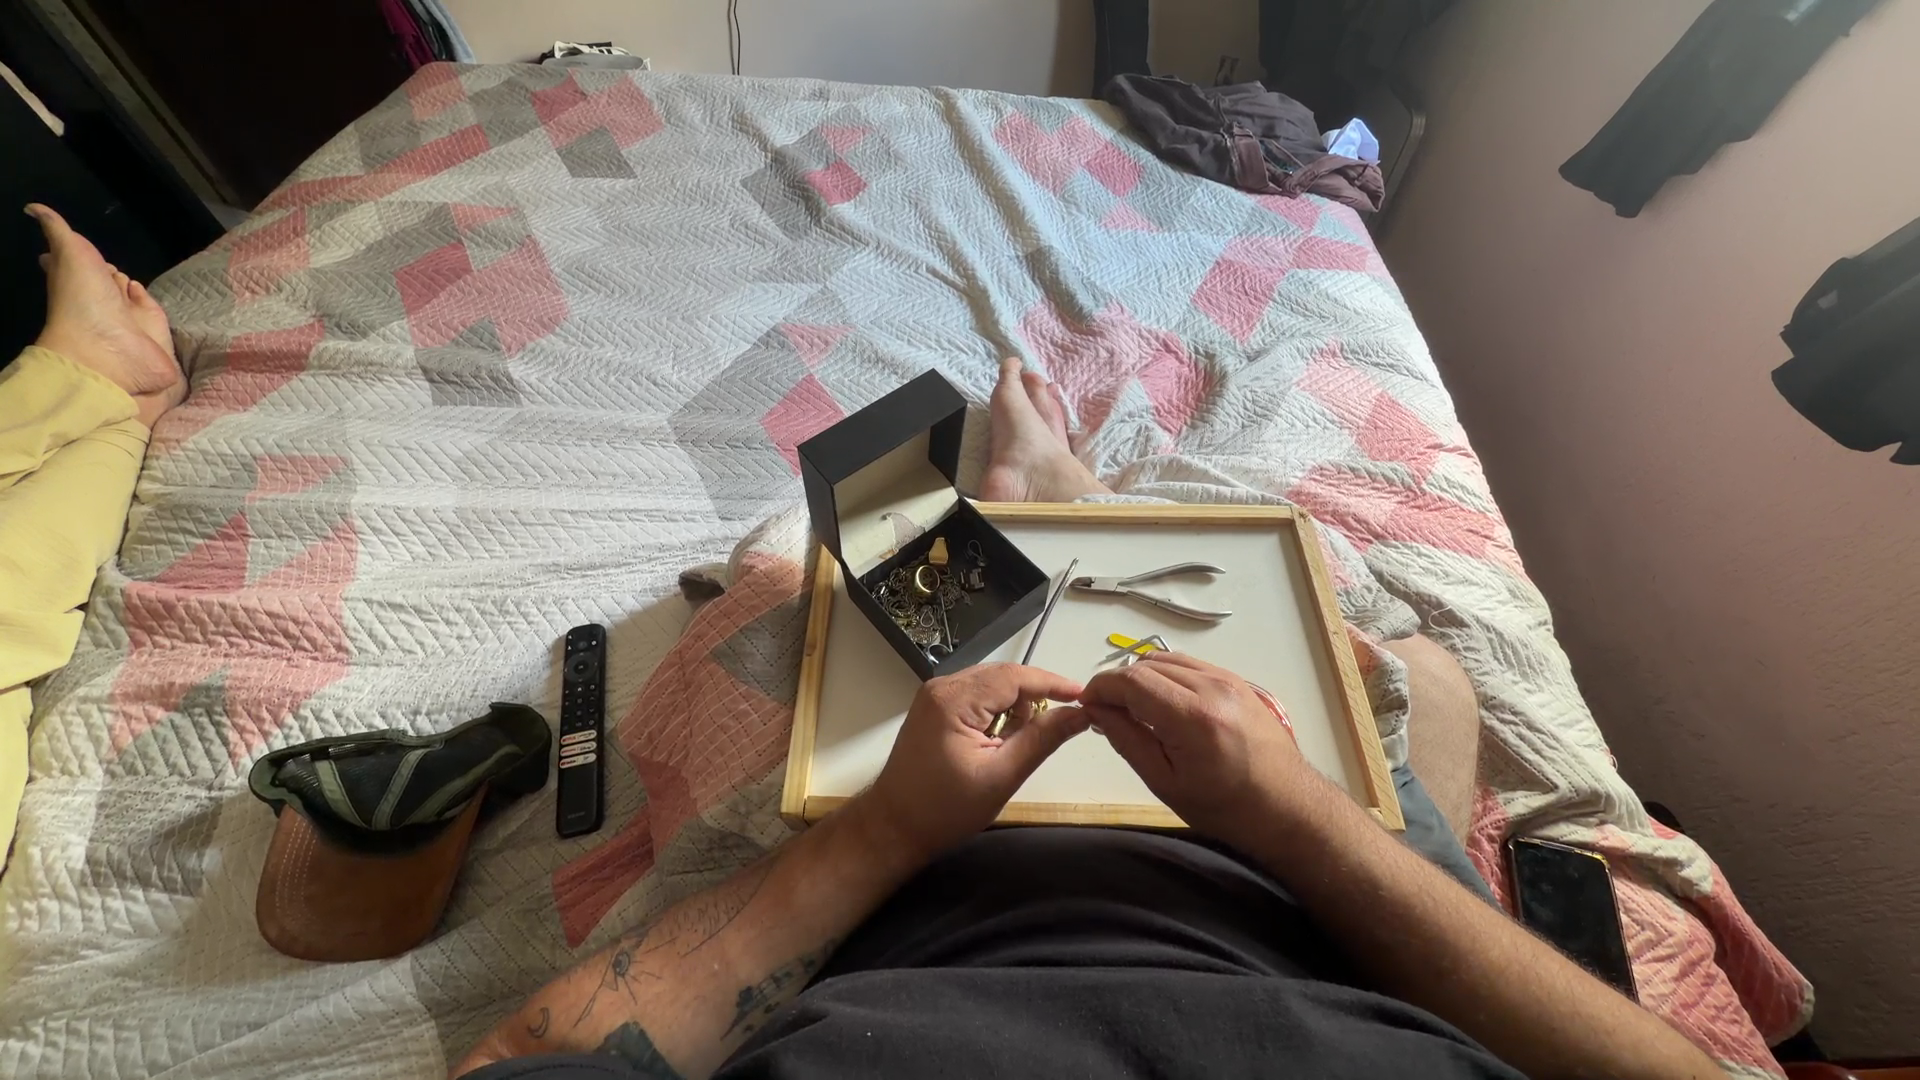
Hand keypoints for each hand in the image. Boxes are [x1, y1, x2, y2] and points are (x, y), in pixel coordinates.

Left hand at [26, 203, 185, 428]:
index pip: (69, 262)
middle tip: (104, 261)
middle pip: (101, 279)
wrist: (114, 352)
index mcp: (75, 280)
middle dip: (103, 270)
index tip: (69, 240)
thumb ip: (59, 232)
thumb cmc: (85, 304)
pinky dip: (147, 302)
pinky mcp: (156, 333)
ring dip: (128, 287)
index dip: (70, 251)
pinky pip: (151, 314)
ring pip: (127, 296)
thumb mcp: (70, 258)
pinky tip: (143, 294)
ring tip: (126, 278)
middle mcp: (101, 299)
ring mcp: (129, 318)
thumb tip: (36, 208)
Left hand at [864, 664, 1087, 858]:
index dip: (1051, 683)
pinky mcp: (934, 706)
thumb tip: (1080, 714)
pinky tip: (1000, 740)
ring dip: (1014, 706)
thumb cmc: (946, 809)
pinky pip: (977, 696)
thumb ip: (1041, 739)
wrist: (894, 827)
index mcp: (954, 699)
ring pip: (991, 685)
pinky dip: (996, 712)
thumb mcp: (1001, 776)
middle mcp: (942, 686)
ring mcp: (935, 695)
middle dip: (1034, 696)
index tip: (1083, 695)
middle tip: (1060, 722)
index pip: (1013, 676)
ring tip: (1019, 743)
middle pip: (1002, 676)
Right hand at [1080, 651, 1319, 843]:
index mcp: (1192, 718)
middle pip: (1146, 665)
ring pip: (1166, 660)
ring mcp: (1228, 679)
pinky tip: (1164, 703)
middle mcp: (1211, 687)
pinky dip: (1166, 676)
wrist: (1289, 808)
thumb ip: (1127, 739)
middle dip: (1118, 683)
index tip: (1087, 704)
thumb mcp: (1165, 782)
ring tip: (1134, 708)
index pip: (1131, 681)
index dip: (1101, 687)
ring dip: (1141, 677)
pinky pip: (1189, 665)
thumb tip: (1096, 710)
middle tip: (1108, 711)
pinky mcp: (1237, 680)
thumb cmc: (1224, 807)